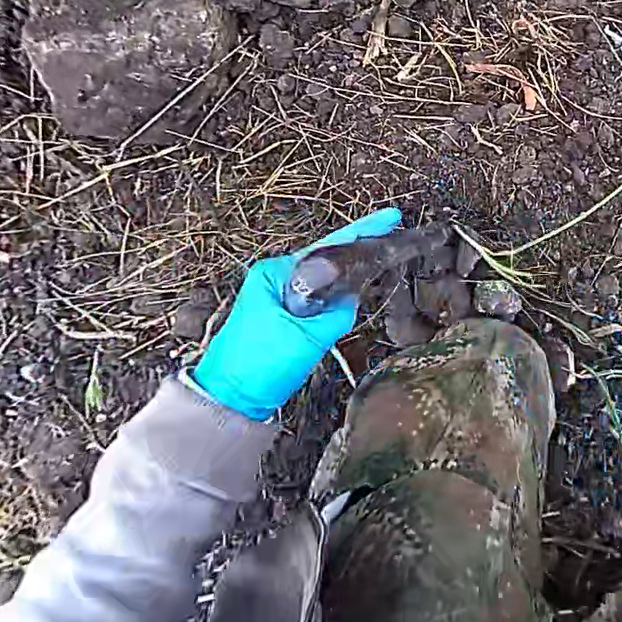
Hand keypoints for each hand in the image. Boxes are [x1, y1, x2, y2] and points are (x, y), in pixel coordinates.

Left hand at [192, 208, 403, 419]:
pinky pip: (318, 297)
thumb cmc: (258, 366)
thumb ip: (338, 312)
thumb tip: (353, 298)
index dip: (363, 230)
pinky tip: (355, 294)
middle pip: (328, 257)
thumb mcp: (308, 336)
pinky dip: (337, 296)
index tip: (390, 217)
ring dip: (348, 275)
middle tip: (391, 237)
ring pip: (325, 279)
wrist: (229, 403)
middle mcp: (277, 278)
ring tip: (378, 263)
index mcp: (276, 273)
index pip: (329, 245)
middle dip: (359, 249)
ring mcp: (278, 296)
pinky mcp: (283, 315)